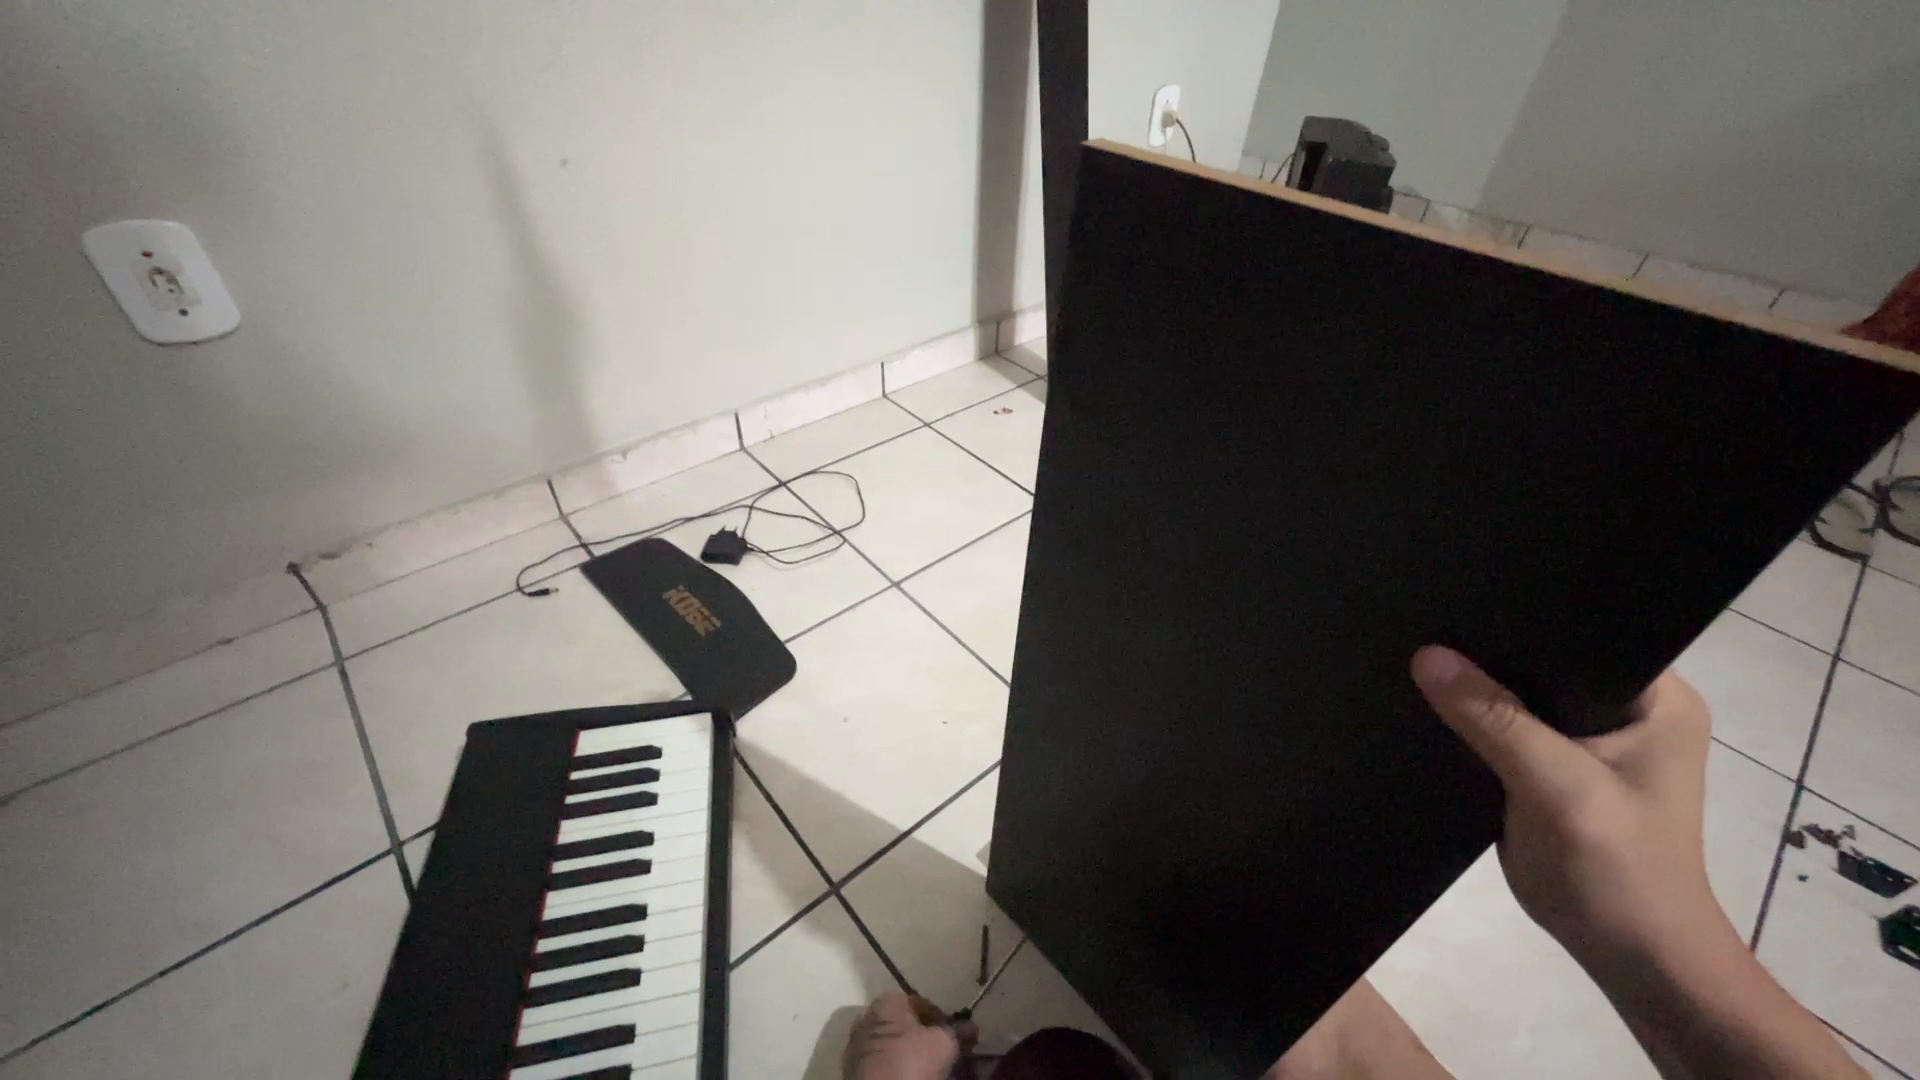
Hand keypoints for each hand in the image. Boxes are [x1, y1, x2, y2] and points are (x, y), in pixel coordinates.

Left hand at [842, 992, 969, 1079]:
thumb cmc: (911, 1063)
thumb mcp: (944, 1044)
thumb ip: (959, 1032)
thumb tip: (972, 1028)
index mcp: (888, 1001)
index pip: (922, 1003)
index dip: (942, 1020)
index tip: (955, 1037)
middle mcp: (868, 1017)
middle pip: (905, 1024)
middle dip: (924, 1038)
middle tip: (942, 1054)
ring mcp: (857, 1045)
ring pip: (892, 1045)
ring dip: (909, 1054)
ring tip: (928, 1071)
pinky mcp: (853, 1070)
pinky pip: (881, 1064)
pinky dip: (895, 1068)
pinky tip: (908, 1077)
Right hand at [1408, 646, 1720, 961]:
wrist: (1627, 955)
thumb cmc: (1618, 869)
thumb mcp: (1558, 787)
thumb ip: (1494, 720)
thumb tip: (1425, 656)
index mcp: (1656, 699)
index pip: (1579, 630)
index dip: (1519, 615)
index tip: (1454, 596)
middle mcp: (1622, 708)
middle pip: (1539, 659)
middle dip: (1484, 650)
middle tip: (1421, 623)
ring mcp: (1583, 739)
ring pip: (1514, 692)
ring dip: (1471, 686)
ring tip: (1413, 653)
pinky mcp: (1547, 765)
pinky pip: (1499, 725)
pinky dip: (1467, 719)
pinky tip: (1425, 702)